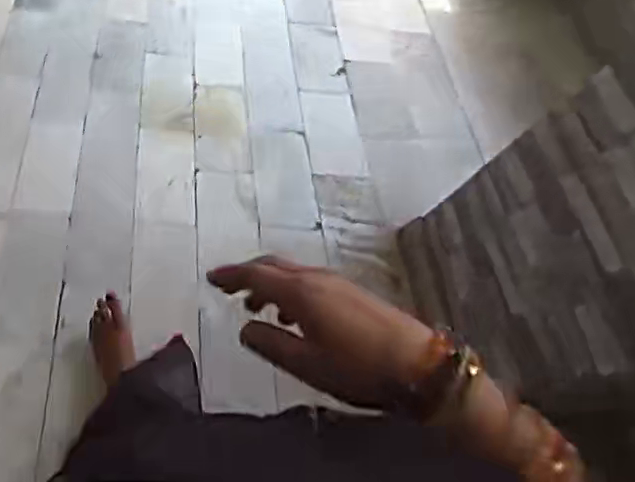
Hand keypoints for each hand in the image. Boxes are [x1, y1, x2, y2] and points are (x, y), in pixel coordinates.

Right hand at [207, 256, 435, 409]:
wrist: (422, 367)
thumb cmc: (360, 367)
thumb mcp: (308, 365)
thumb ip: (271, 344)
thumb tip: (245, 329)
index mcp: (299, 291)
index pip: (255, 273)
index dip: (231, 274)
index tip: (212, 277)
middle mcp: (314, 277)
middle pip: (272, 265)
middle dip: (247, 273)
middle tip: (229, 287)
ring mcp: (335, 282)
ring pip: (291, 273)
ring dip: (269, 283)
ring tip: (257, 306)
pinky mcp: (352, 292)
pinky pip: (308, 280)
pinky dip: (290, 289)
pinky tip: (294, 315)